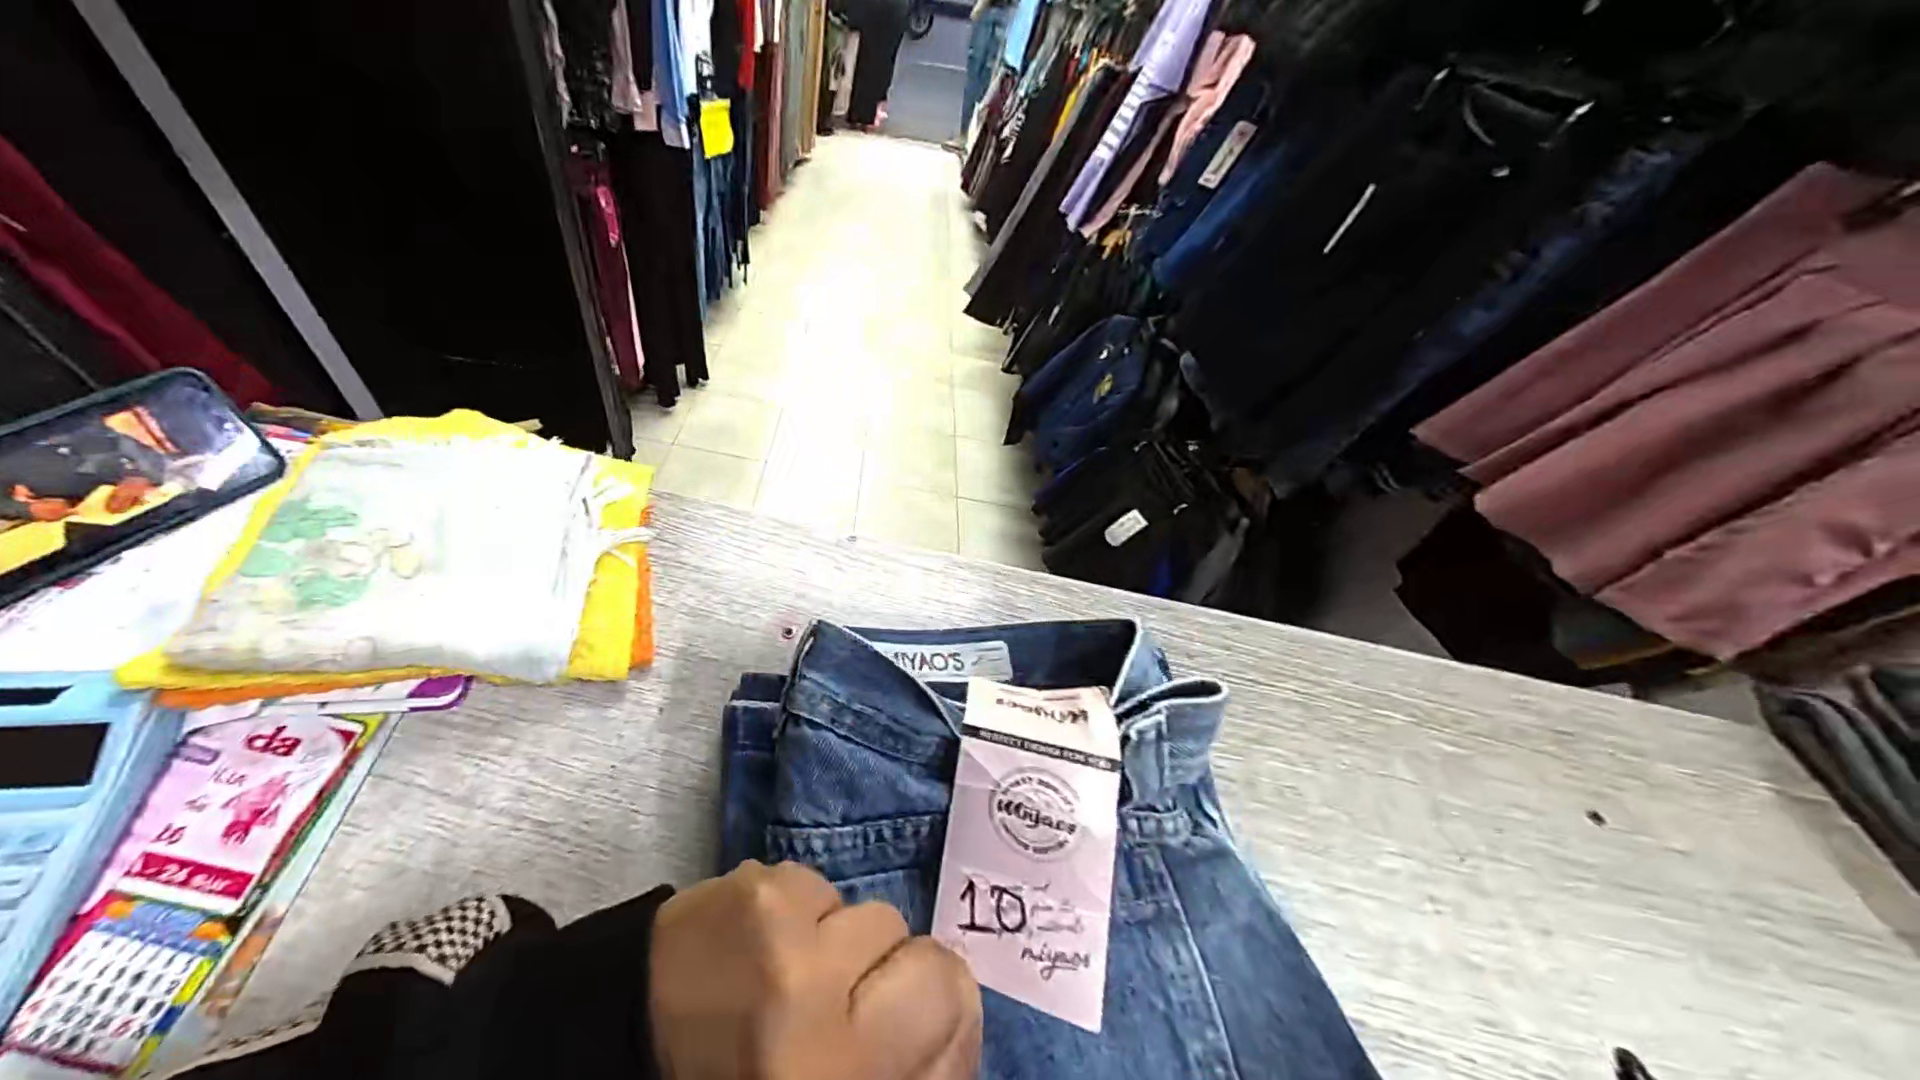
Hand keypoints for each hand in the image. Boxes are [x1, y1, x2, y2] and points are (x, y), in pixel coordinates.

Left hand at [650, 861, 981, 1079]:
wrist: (625, 1030)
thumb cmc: (732, 1069)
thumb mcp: (824, 1078)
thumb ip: (897, 1061)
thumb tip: (954, 1020)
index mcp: (832, 1064)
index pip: (949, 998)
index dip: (947, 1013)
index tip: (918, 1027)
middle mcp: (813, 992)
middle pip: (922, 951)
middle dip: (897, 976)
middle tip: (852, 999)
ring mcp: (784, 926)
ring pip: (873, 915)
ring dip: (846, 943)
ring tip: (794, 971)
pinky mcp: (758, 882)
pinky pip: (823, 889)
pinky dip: (805, 912)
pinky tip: (764, 941)